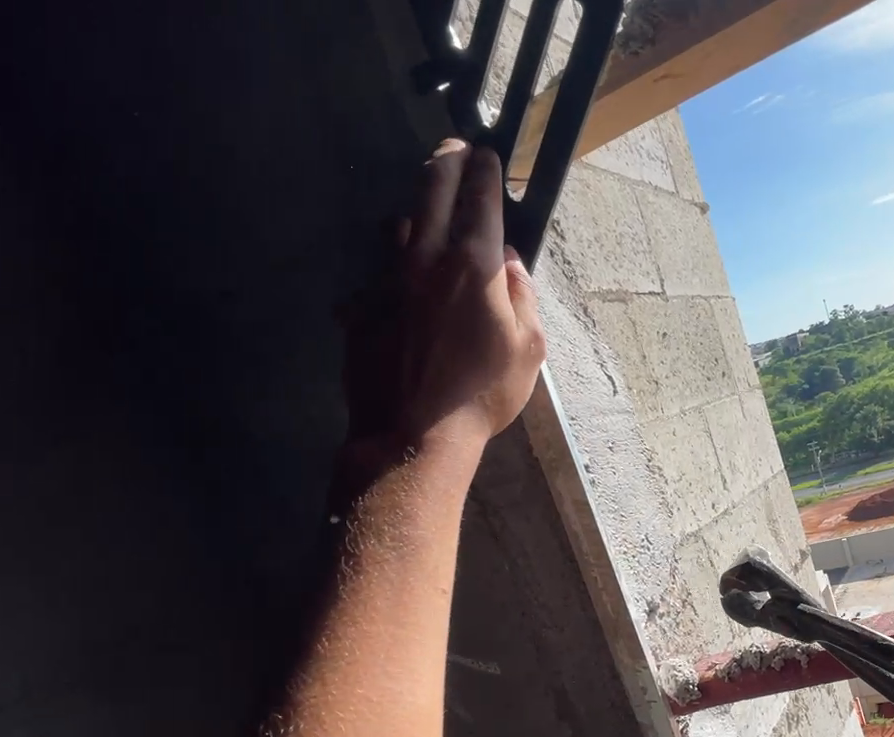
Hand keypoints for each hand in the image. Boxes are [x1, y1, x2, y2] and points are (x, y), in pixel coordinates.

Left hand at [337, 140, 545, 487]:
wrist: (412, 433)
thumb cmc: (483, 394)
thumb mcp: (528, 350)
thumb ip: (523, 297)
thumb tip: (512, 264)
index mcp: (475, 266)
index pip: (480, 200)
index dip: (485, 172)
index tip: (488, 154)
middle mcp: (427, 260)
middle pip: (432, 191)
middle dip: (446, 161)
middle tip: (454, 147)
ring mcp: (389, 280)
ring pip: (400, 225)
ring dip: (417, 209)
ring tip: (427, 208)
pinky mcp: (364, 305)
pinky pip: (383, 273)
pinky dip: (398, 268)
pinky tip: (405, 285)